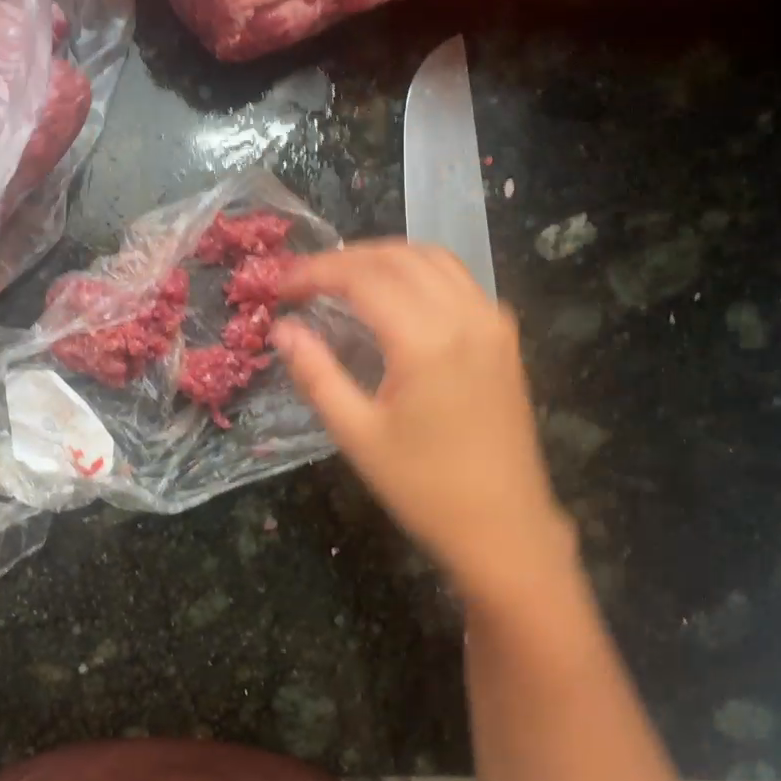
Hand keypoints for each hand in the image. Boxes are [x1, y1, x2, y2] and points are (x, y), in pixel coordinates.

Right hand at [271, 242, 574, 598]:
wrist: (501, 522)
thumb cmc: (420, 485)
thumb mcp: (355, 433)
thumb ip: (316, 373)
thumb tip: (282, 330)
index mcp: (427, 341)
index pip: (363, 279)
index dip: (315, 274)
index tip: (278, 285)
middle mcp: (466, 317)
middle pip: (400, 257)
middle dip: (345, 259)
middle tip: (300, 281)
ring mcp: (492, 323)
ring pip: (434, 260)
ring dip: (382, 258)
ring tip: (339, 280)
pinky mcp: (502, 337)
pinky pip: (457, 280)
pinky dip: (415, 273)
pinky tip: (390, 296)